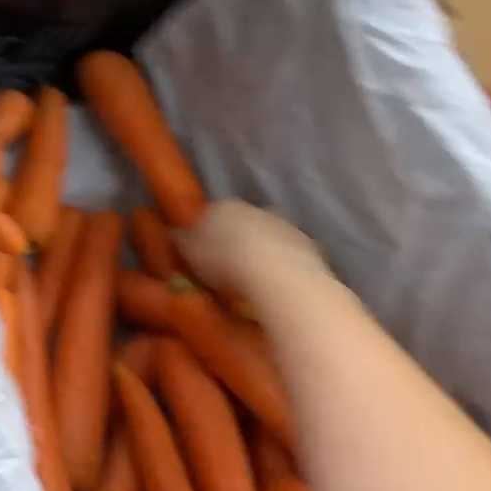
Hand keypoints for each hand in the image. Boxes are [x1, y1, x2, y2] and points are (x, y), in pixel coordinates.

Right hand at [176, 199, 330, 296]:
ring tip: (248, 279)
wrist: (280, 279)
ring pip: (267, 239)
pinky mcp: (314, 251)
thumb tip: (175, 234)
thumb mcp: (186, 252)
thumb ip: (180, 240)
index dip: (202, 231)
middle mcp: (256, 209)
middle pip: (241, 224)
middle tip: (224, 263)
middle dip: (234, 239)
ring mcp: (288, 228)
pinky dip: (280, 267)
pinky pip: (288, 257)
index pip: (208, 213)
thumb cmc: (223, 261)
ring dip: (259, 252)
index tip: (198, 250)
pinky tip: (271, 285)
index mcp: (222, 205)